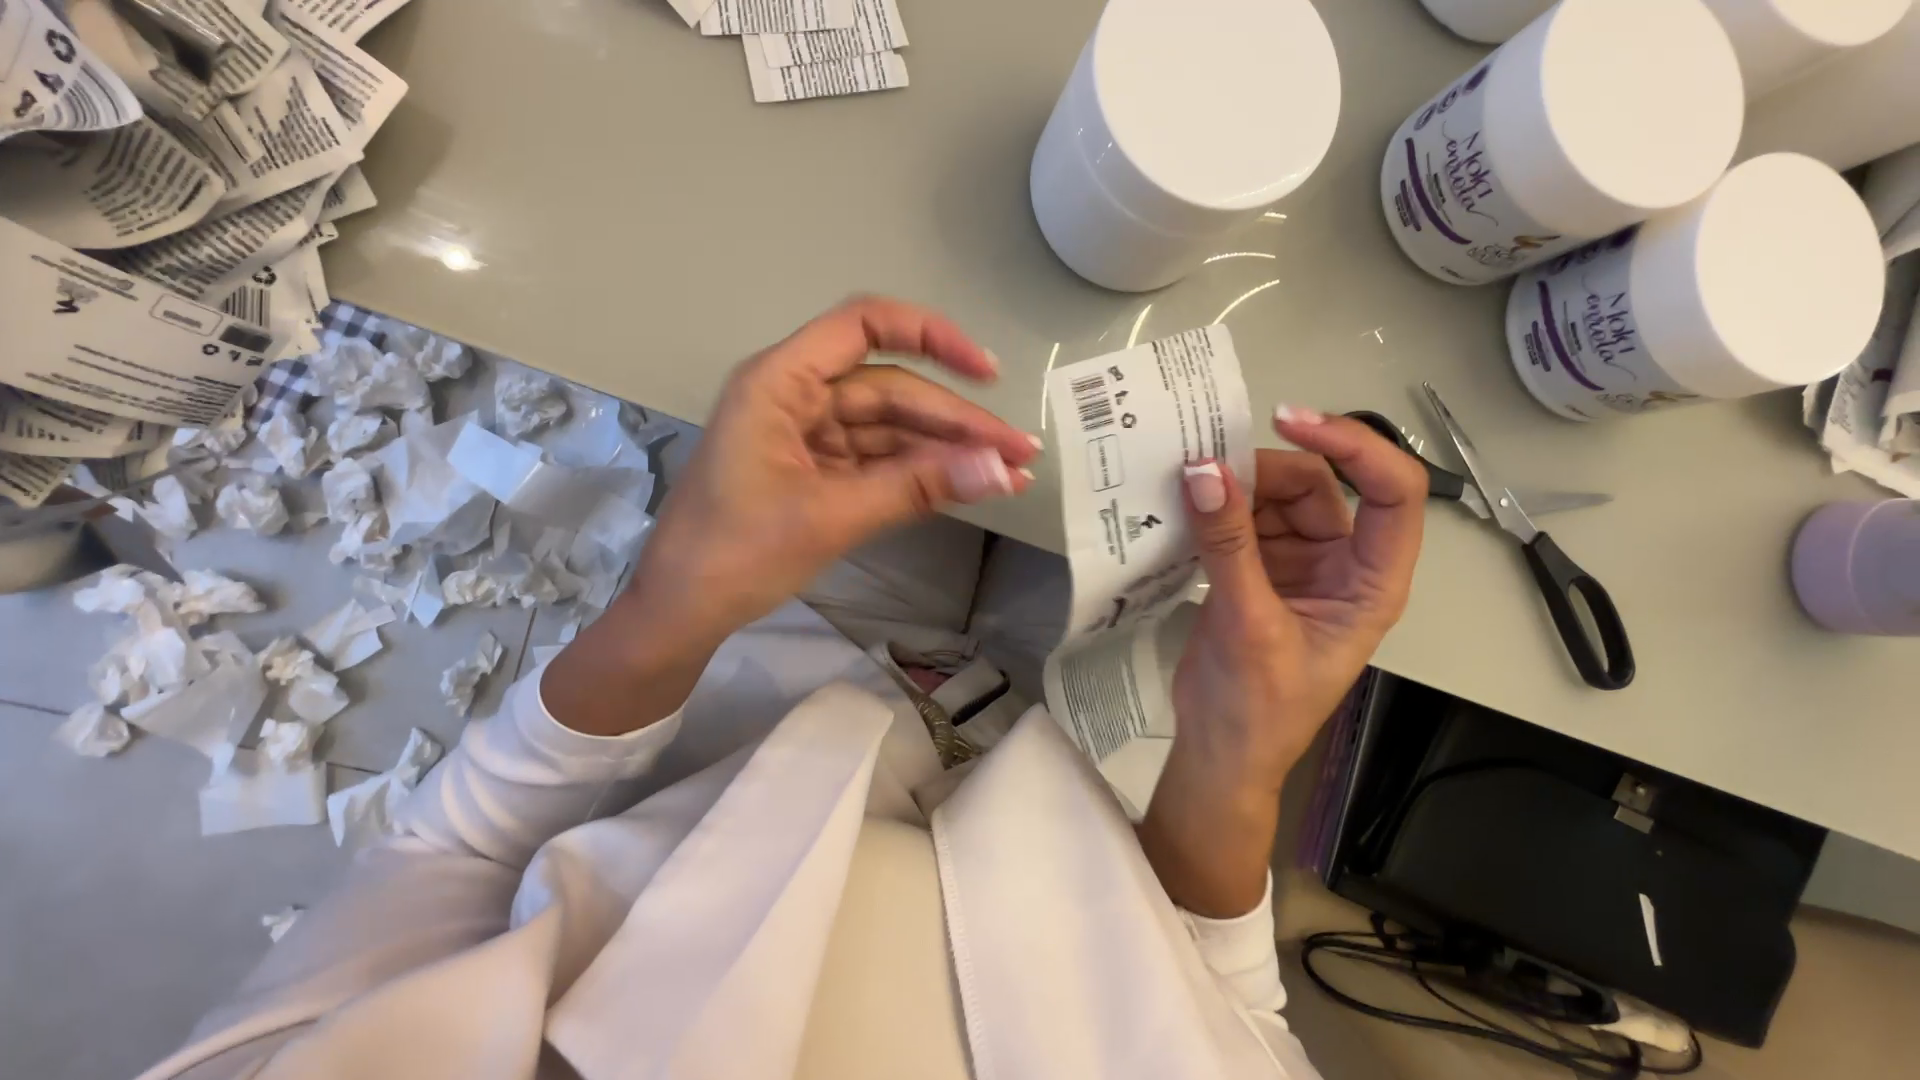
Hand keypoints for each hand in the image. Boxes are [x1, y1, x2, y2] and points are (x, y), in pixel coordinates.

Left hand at [545, 297, 1037, 734]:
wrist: (681, 612)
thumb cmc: (738, 553)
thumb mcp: (833, 516)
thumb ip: (919, 486)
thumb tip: (1004, 470)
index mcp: (780, 382)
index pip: (864, 326)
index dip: (932, 336)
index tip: (987, 373)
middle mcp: (795, 397)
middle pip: (890, 388)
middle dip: (955, 420)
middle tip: (1020, 452)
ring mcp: (805, 436)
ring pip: (888, 427)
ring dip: (944, 450)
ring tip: (1008, 473)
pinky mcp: (813, 472)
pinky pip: (875, 460)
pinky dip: (917, 473)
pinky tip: (963, 485)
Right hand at [1140, 406, 1426, 915]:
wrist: (1219, 755)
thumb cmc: (1259, 708)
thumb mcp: (1249, 623)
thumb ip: (1229, 545)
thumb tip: (1203, 471)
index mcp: (1371, 581)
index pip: (1391, 492)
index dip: (1353, 447)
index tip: (1288, 422)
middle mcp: (1340, 564)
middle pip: (1318, 487)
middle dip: (1264, 472)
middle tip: (1202, 470)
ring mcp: (1294, 566)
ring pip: (1272, 499)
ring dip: (1232, 488)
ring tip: (1182, 488)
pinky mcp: (1253, 573)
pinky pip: (1238, 523)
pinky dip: (1212, 511)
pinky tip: (1179, 509)